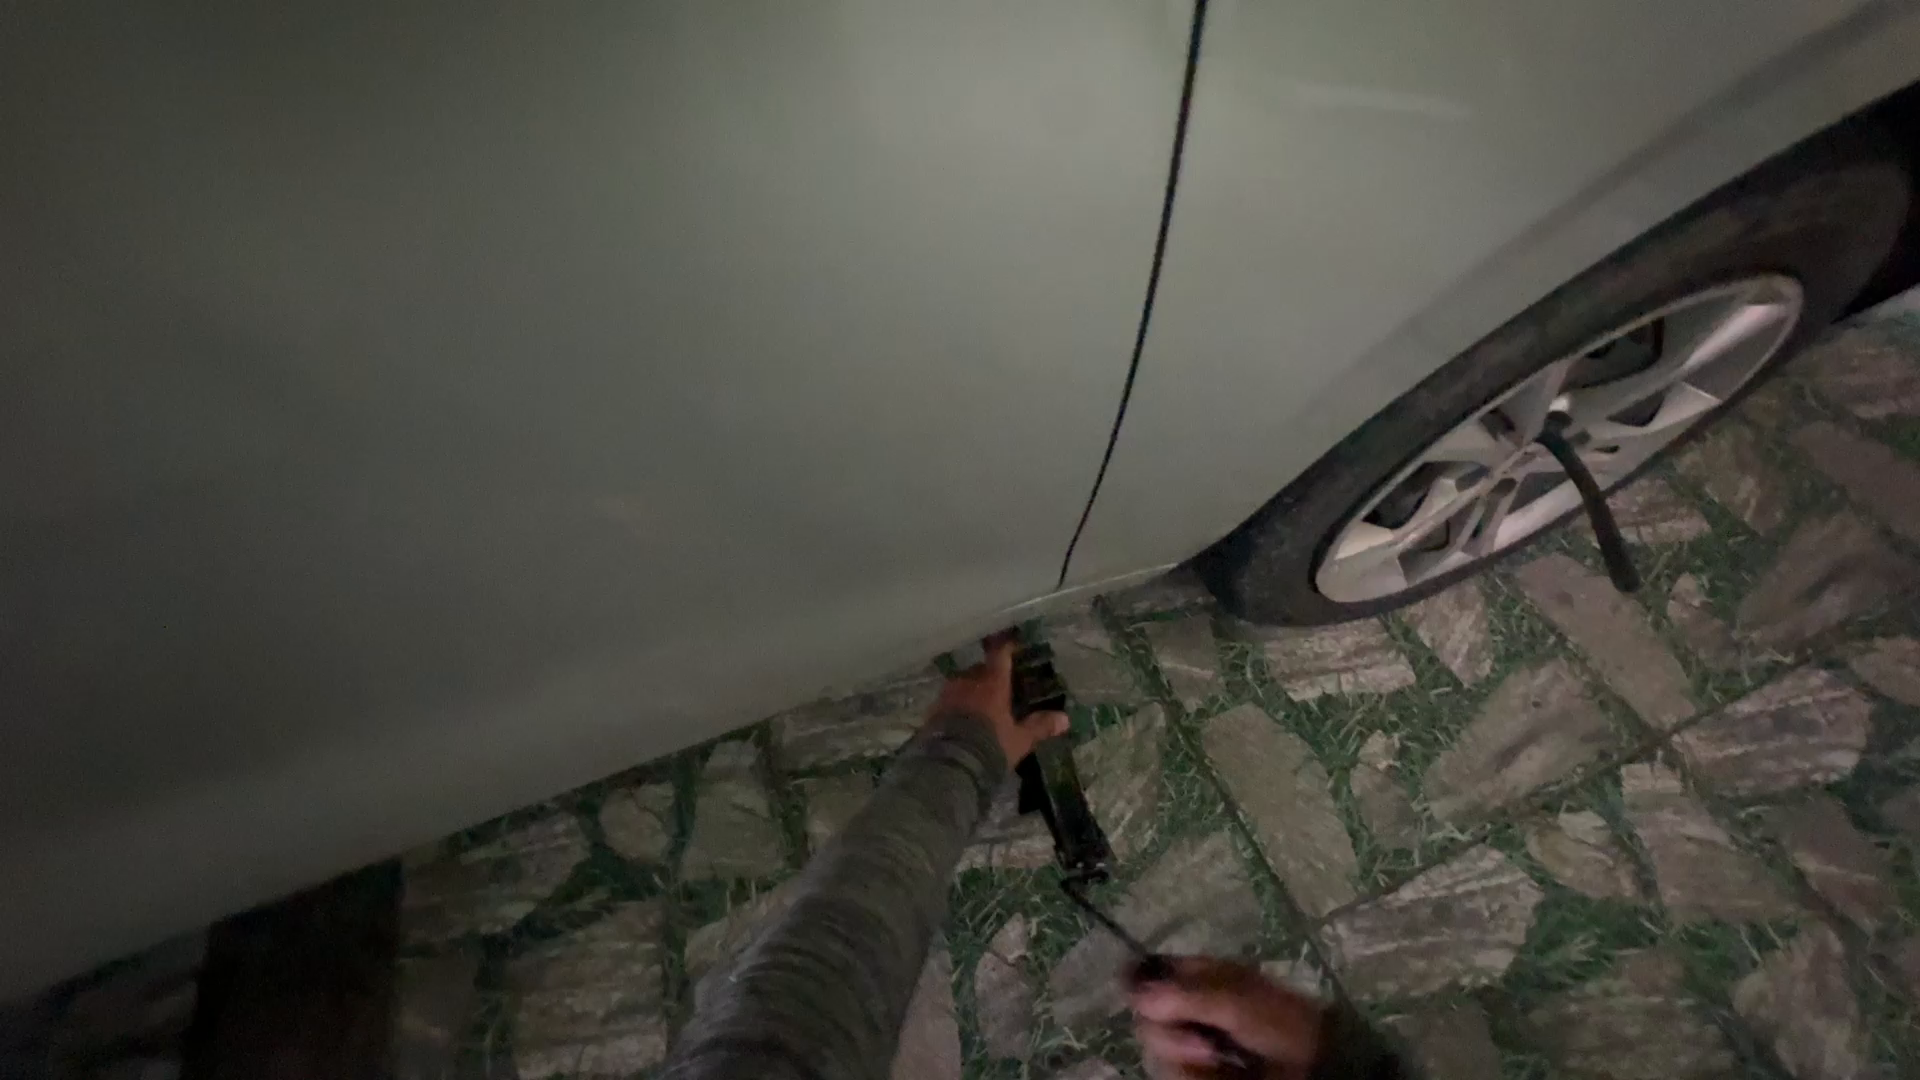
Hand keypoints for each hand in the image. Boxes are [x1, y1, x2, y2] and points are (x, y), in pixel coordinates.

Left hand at [933, 639, 1068, 765]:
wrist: (950, 763)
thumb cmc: (990, 746)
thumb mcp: (1019, 740)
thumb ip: (1040, 727)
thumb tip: (1065, 719)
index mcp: (992, 683)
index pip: (1000, 656)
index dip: (1006, 646)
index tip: (1011, 641)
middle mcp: (969, 681)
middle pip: (981, 669)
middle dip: (989, 675)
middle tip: (998, 686)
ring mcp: (949, 693)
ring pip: (963, 683)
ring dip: (971, 689)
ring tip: (979, 704)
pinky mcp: (933, 708)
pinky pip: (949, 699)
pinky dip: (957, 704)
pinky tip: (961, 718)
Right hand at [1129, 956, 1322, 1079]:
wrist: (1315, 1070)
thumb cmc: (1280, 1024)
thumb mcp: (1236, 1001)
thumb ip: (1187, 996)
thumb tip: (1136, 995)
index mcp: (1193, 975)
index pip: (1145, 973)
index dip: (1136, 985)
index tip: (1141, 1001)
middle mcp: (1185, 1006)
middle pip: (1144, 1015)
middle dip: (1168, 1032)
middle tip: (1203, 1041)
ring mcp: (1192, 1041)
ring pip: (1156, 1050)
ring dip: (1182, 1056)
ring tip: (1217, 1059)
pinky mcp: (1197, 1072)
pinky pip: (1174, 1073)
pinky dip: (1192, 1075)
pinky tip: (1218, 1074)